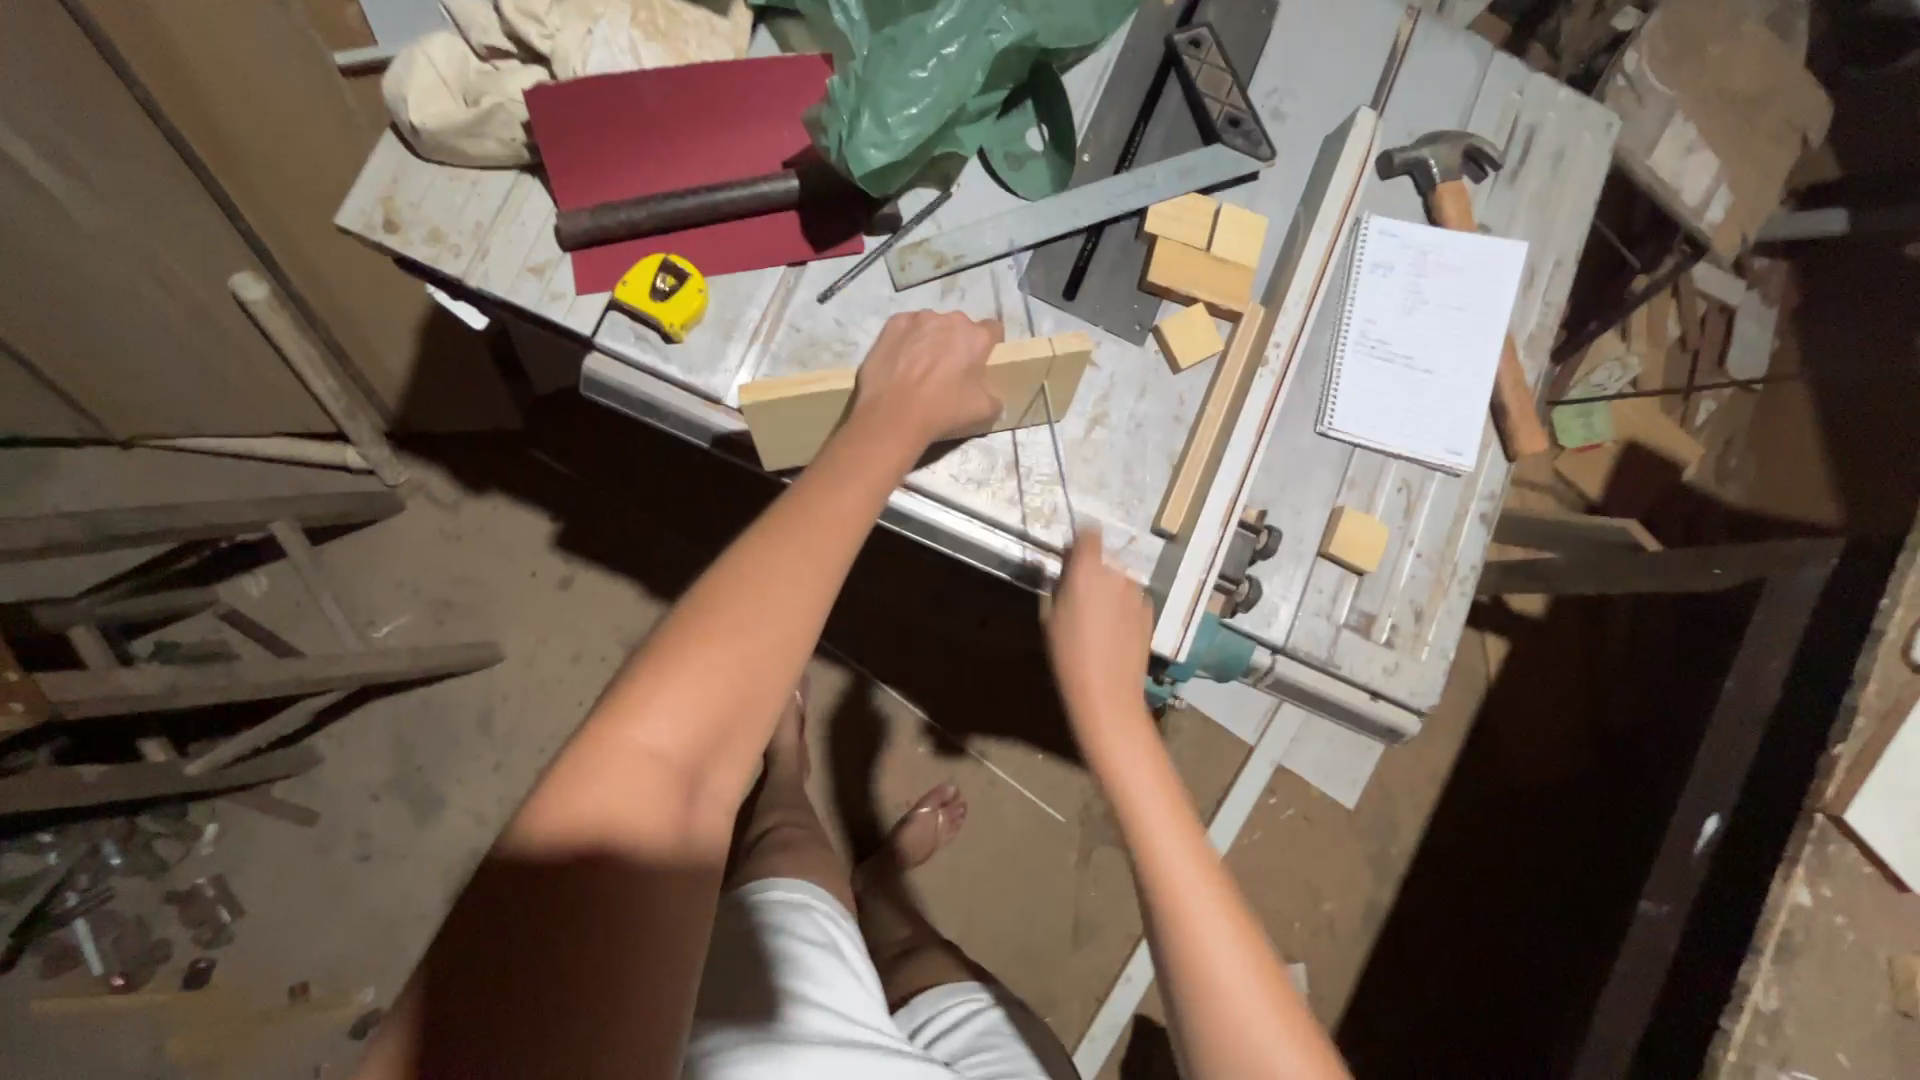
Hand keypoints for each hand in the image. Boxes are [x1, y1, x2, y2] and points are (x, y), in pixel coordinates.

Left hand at [850, 311, 1002, 449]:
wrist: (893, 415)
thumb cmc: (943, 410)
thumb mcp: (984, 411)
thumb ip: (995, 397)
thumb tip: (992, 395)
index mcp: (976, 337)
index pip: (993, 330)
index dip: (989, 346)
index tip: (981, 362)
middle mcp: (950, 319)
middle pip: (960, 327)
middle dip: (958, 343)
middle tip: (948, 371)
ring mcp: (918, 319)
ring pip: (932, 325)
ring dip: (931, 340)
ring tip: (920, 368)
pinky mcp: (893, 324)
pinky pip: (907, 327)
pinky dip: (907, 340)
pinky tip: (901, 362)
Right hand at [1046, 526, 1153, 738]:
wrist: (1107, 690)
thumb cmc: (1068, 654)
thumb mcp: (1049, 616)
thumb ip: (1056, 583)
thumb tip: (1061, 568)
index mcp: (1087, 569)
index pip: (1089, 533)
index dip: (1080, 542)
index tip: (1071, 558)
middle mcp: (1116, 573)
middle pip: (1105, 557)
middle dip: (1094, 569)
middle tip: (1080, 594)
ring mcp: (1137, 592)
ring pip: (1120, 578)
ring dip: (1110, 587)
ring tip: (1099, 615)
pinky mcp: (1150, 610)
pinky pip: (1132, 598)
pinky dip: (1124, 604)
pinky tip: (1115, 629)